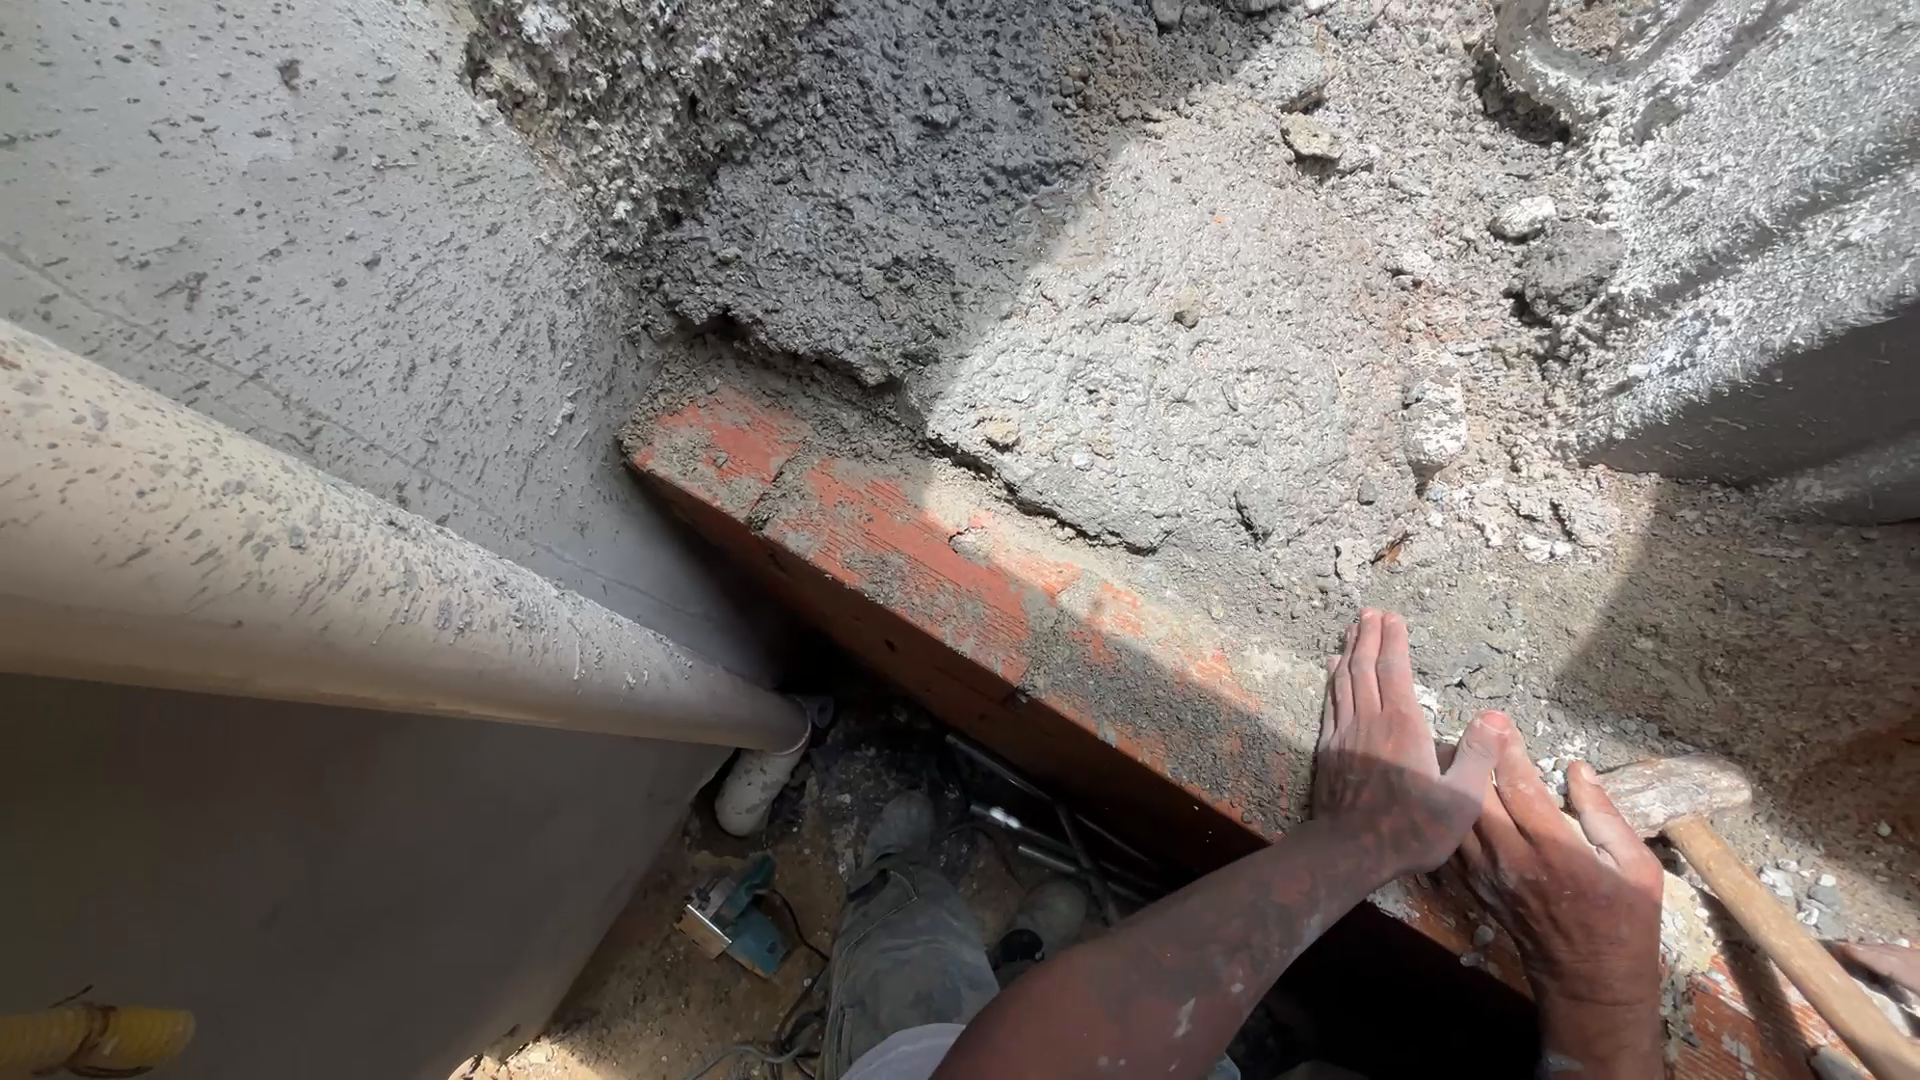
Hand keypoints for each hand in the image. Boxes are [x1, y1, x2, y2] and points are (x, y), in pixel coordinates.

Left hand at [1313, 609, 1509, 877]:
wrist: (1352, 846)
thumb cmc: (1413, 828)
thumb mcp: (1461, 798)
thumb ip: (1478, 754)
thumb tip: (1497, 717)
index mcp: (1402, 726)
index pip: (1395, 671)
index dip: (1393, 641)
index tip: (1392, 617)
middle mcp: (1369, 719)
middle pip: (1366, 667)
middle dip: (1369, 637)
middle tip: (1369, 612)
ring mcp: (1344, 730)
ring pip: (1344, 680)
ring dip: (1349, 651)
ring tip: (1352, 630)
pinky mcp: (1327, 745)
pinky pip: (1330, 701)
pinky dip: (1333, 679)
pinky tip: (1333, 668)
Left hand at [1451, 734, 1664, 1077]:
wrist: (1587, 975)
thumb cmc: (1623, 919)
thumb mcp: (1637, 869)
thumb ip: (1606, 815)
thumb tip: (1577, 768)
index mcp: (1556, 850)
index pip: (1520, 787)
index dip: (1508, 751)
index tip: (1500, 721)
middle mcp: (1512, 857)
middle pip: (1475, 793)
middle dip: (1470, 755)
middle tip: (1468, 728)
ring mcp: (1484, 870)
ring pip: (1454, 811)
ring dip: (1450, 778)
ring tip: (1450, 748)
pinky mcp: (1469, 880)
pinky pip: (1449, 834)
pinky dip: (1444, 807)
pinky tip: (1442, 785)